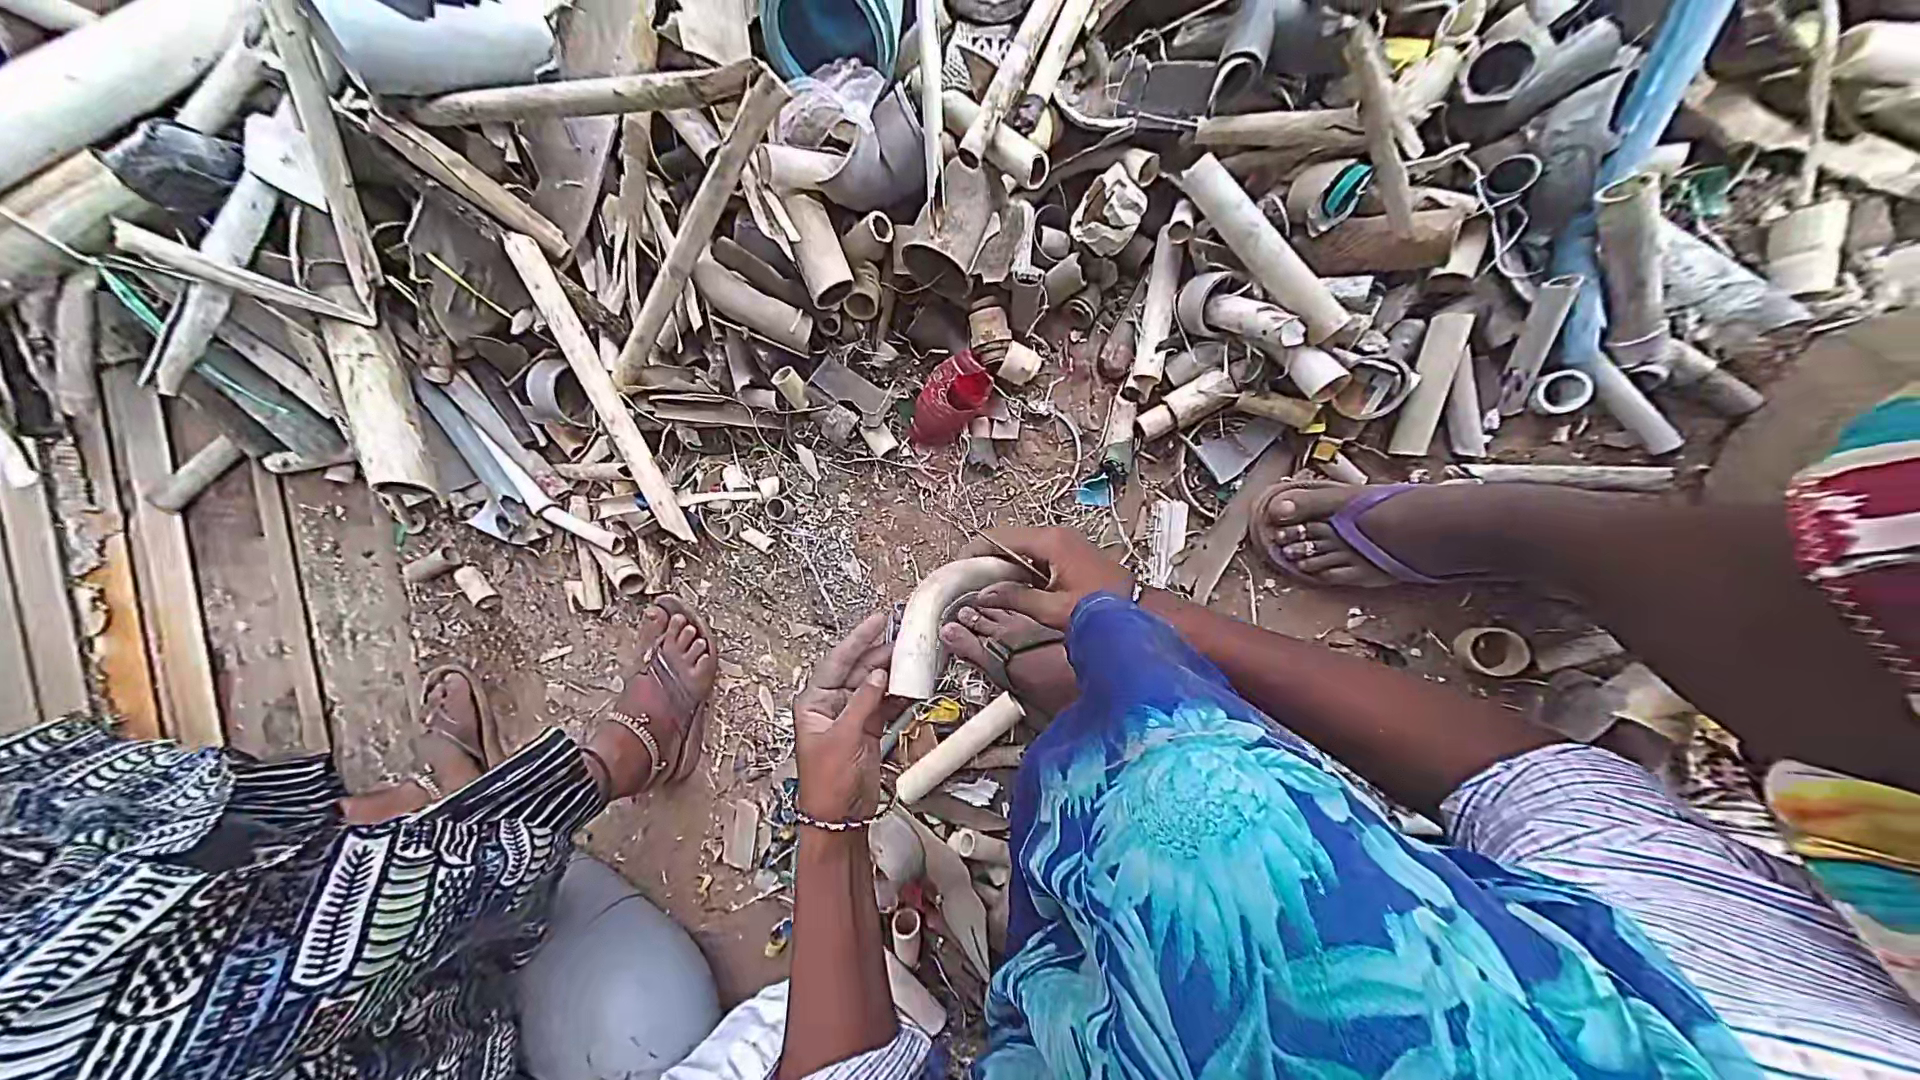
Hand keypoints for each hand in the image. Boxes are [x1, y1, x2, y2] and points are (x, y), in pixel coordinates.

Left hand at [793, 612, 908, 821]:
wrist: (841, 818)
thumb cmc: (828, 783)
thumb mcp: (843, 737)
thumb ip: (862, 702)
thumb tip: (878, 674)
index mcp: (815, 702)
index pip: (838, 661)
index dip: (858, 639)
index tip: (877, 621)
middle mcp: (832, 704)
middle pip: (858, 669)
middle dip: (881, 654)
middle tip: (904, 639)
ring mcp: (852, 715)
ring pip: (875, 684)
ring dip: (893, 673)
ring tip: (912, 658)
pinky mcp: (868, 728)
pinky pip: (885, 703)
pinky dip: (899, 695)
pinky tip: (912, 686)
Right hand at [960, 527, 1132, 629]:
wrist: (1139, 609)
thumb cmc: (1100, 607)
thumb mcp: (1054, 610)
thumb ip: (1016, 599)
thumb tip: (983, 595)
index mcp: (1050, 542)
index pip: (999, 537)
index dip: (974, 551)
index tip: (958, 569)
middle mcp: (1054, 534)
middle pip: (1007, 539)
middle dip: (985, 558)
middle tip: (967, 581)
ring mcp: (1062, 541)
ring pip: (1019, 547)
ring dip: (1000, 564)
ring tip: (983, 586)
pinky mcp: (1067, 552)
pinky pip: (1032, 554)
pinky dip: (1017, 567)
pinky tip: (1009, 587)